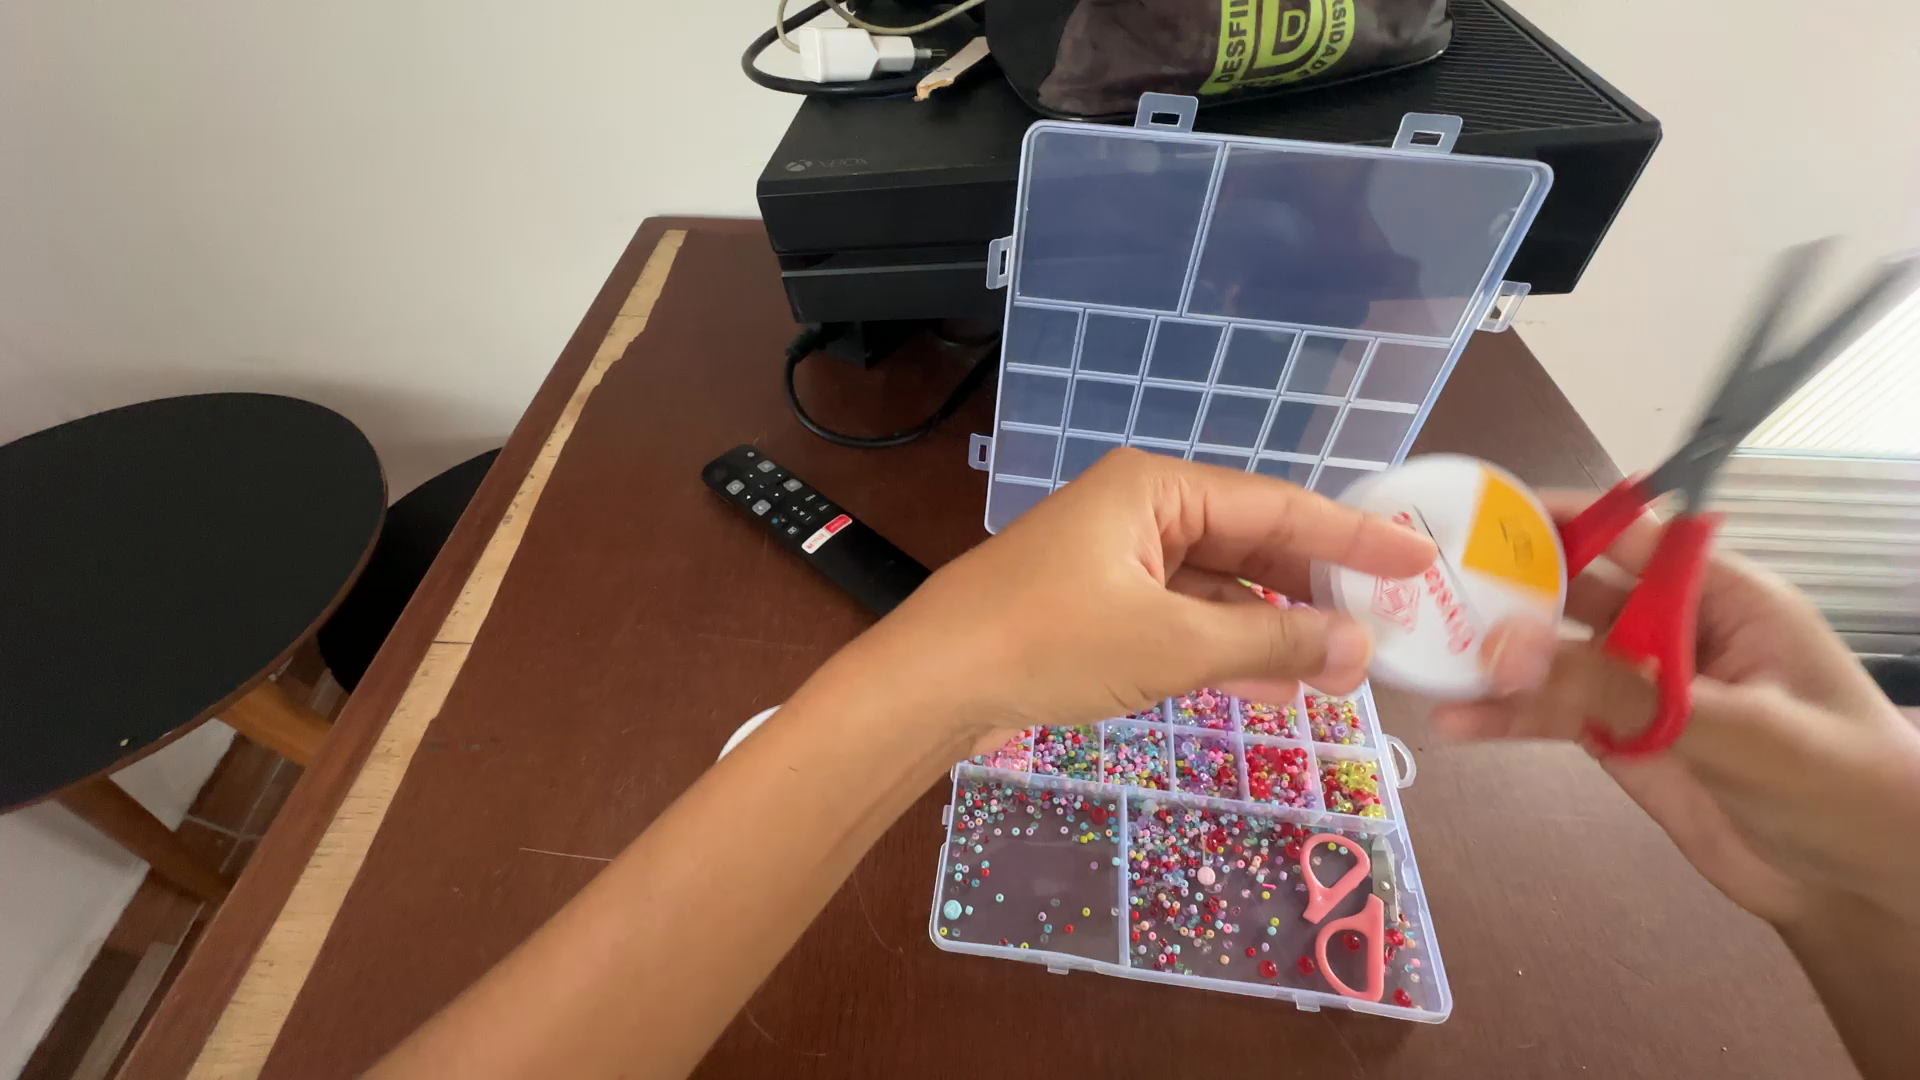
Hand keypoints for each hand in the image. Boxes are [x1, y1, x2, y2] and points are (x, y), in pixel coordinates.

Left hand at [840, 449, 1434, 750]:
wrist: (933, 682)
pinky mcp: (1097, 605)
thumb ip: (1269, 645)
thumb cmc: (1049, 643)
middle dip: (1310, 591)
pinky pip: (1178, 618)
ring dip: (1269, 628)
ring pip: (1214, 588)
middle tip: (1385, 631)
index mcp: (1154, 489)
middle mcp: (1137, 512)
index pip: (1275, 506)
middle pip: (1246, 544)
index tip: (1423, 561)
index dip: (1354, 536)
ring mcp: (1114, 560)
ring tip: (1340, 668)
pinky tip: (1271, 685)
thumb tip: (1358, 649)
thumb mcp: (1169, 645)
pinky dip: (1221, 648)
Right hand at [1433, 491, 1919, 933]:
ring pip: (1540, 653)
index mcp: (1714, 598)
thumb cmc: (1845, 791)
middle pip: (1564, 589)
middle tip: (1422, 587)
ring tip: (1425, 657)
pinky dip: (1496, 715)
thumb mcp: (1739, 731)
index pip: (1625, 534)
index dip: (1554, 517)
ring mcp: (1628, 681)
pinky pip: (1538, 710)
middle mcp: (1661, 628)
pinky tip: (1455, 721)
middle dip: (1498, 586)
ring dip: (1487, 657)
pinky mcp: (1604, 729)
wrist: (1860, 893)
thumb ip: (1615, 686)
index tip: (1473, 517)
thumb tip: (1502, 646)